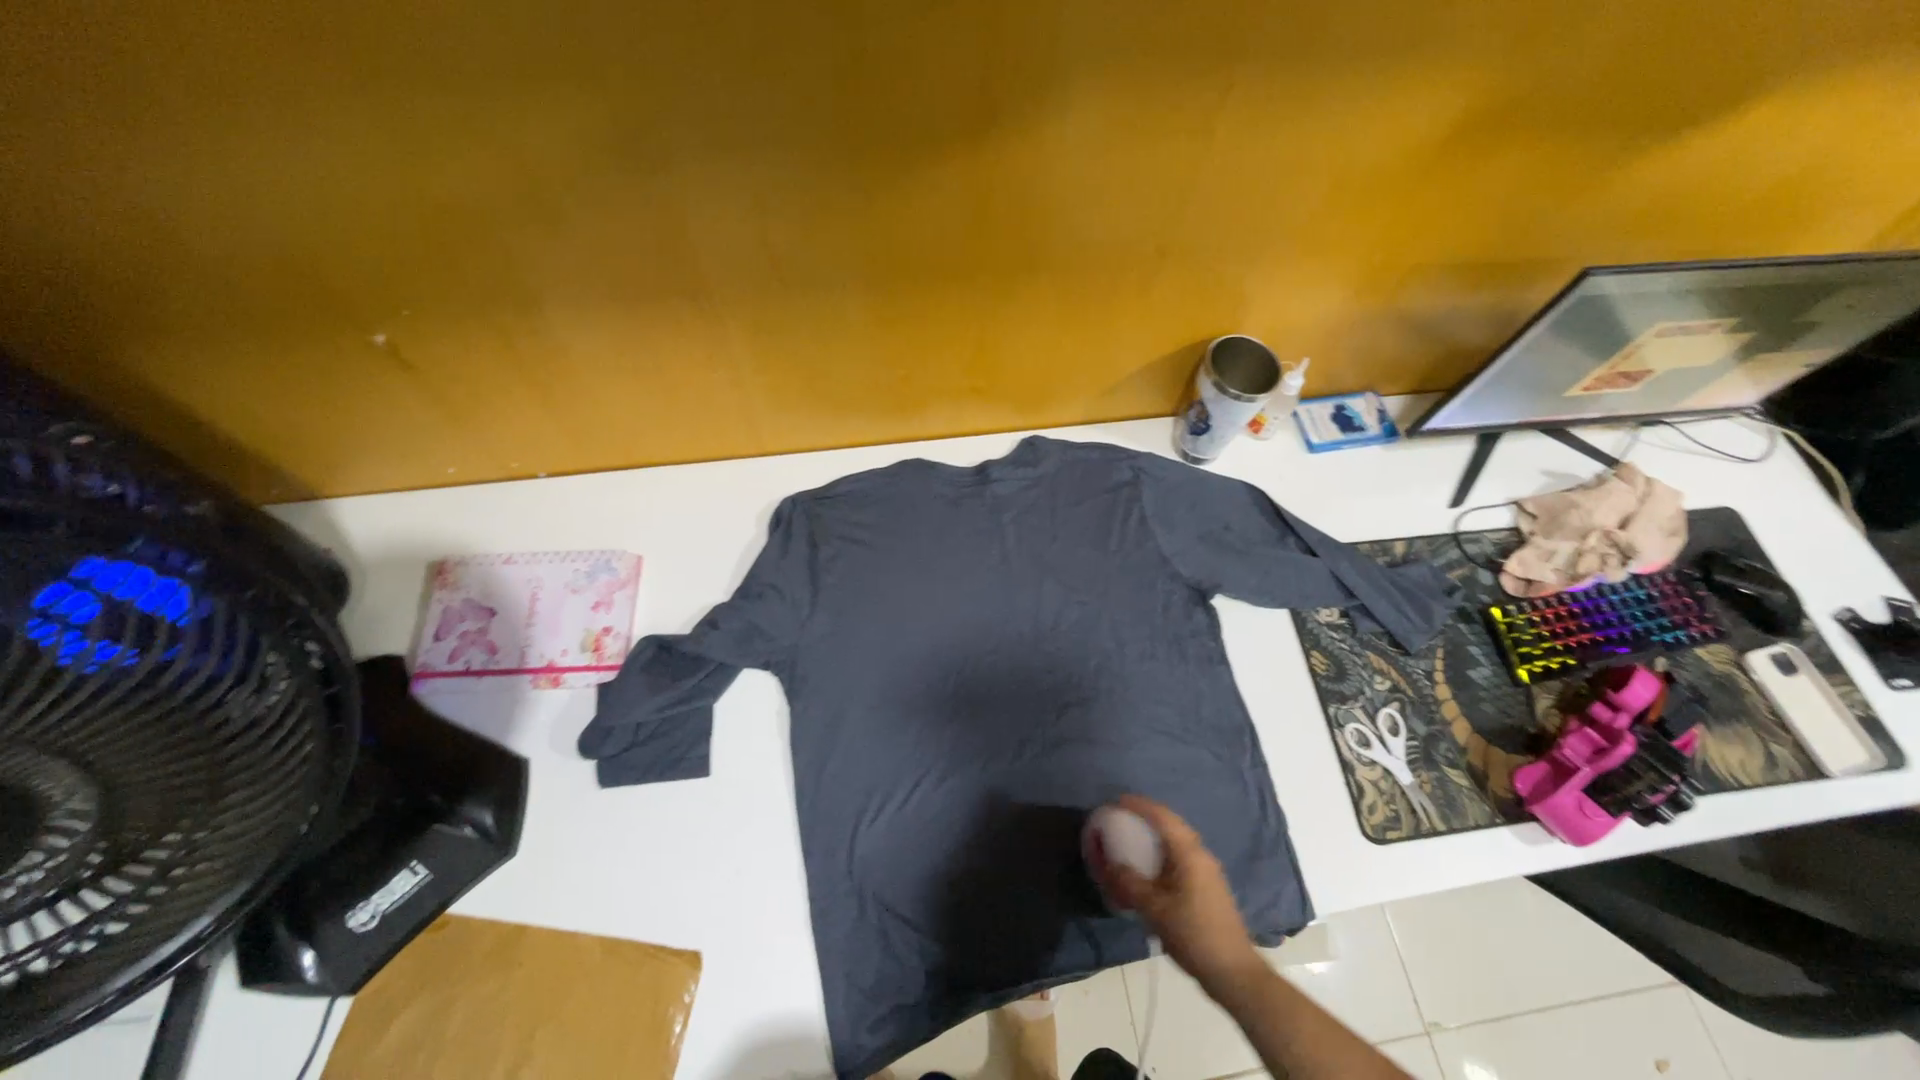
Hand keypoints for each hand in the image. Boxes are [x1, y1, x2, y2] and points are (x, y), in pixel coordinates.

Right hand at [1090, 795, 1267, 1000]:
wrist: (1232, 970)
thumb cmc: (1193, 934)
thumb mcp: (1154, 909)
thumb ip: (1130, 883)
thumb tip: (1110, 862)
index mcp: (1190, 854)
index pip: (1163, 817)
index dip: (1139, 805)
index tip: (1116, 801)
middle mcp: (1201, 856)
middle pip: (1172, 825)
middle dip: (1147, 818)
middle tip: (1121, 819)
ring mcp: (1208, 872)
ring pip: (1178, 842)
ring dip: (1155, 836)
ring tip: (1131, 840)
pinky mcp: (1208, 887)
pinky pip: (1181, 858)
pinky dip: (1162, 854)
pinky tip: (1150, 869)